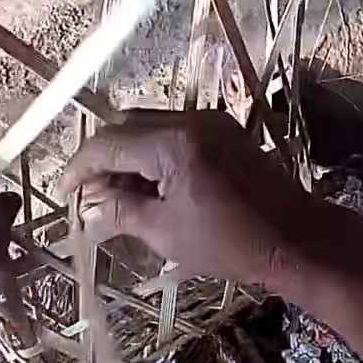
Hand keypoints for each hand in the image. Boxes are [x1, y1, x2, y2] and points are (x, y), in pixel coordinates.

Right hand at [59, 110, 362, 288]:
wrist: (296, 237)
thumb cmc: (231, 243)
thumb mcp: (167, 232)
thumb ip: (122, 211)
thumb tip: (91, 207)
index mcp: (173, 143)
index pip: (108, 143)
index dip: (80, 167)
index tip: (66, 193)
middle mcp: (191, 120)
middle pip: (127, 125)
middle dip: (103, 158)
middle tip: (93, 195)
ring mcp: (212, 121)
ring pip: (150, 126)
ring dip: (129, 154)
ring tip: (120, 194)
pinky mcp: (225, 131)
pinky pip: (176, 132)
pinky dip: (155, 152)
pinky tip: (152, 184)